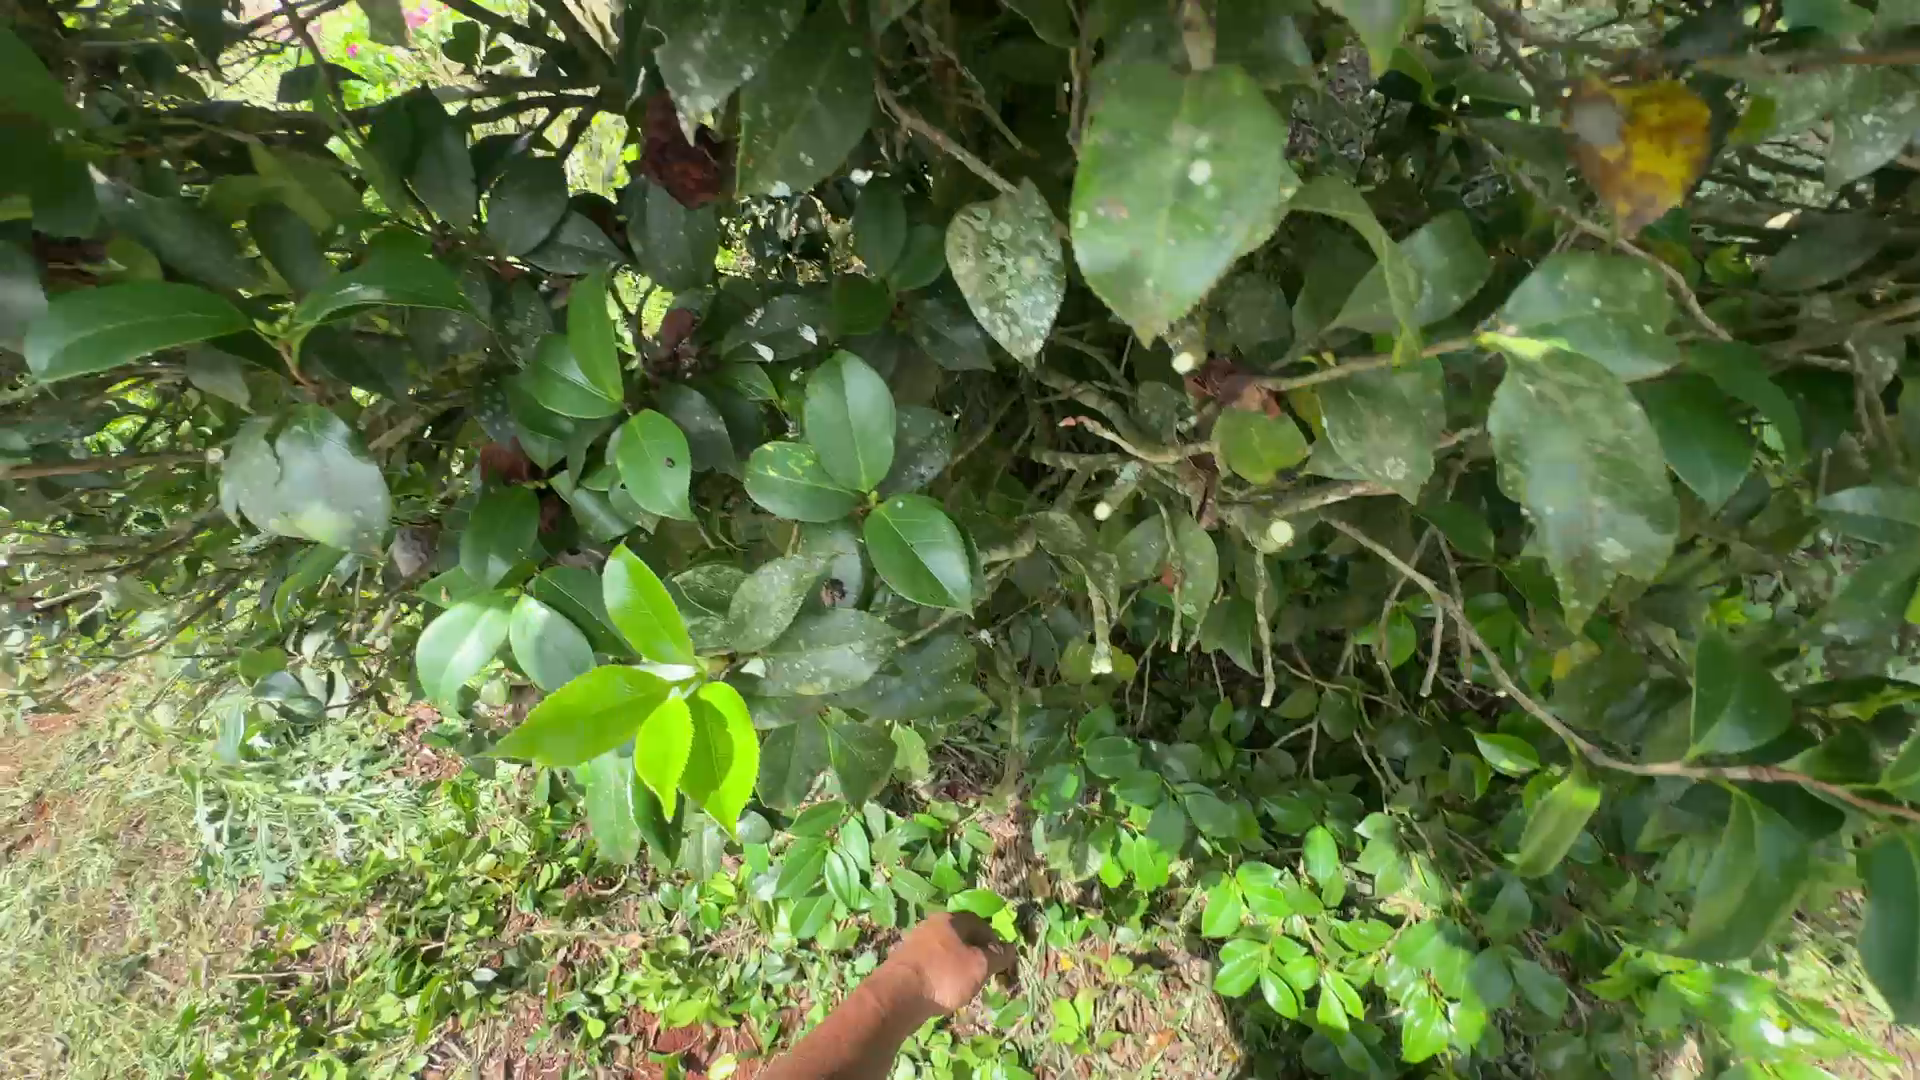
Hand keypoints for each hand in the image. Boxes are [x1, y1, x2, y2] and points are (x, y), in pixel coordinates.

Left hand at [874, 912, 1017, 1015]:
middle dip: (975, 952)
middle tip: (985, 972)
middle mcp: (932, 924)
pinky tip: (944, 990)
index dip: (993, 939)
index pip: (978, 922)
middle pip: (960, 935)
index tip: (1000, 958)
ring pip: (945, 950)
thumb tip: (1011, 948)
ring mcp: (915, 942)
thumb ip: (997, 956)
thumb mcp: (979, 966)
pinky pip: (931, 963)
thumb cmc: (944, 975)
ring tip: (966, 984)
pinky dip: (942, 974)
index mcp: (951, 919)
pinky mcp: (905, 962)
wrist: (898, 994)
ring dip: (957, 964)